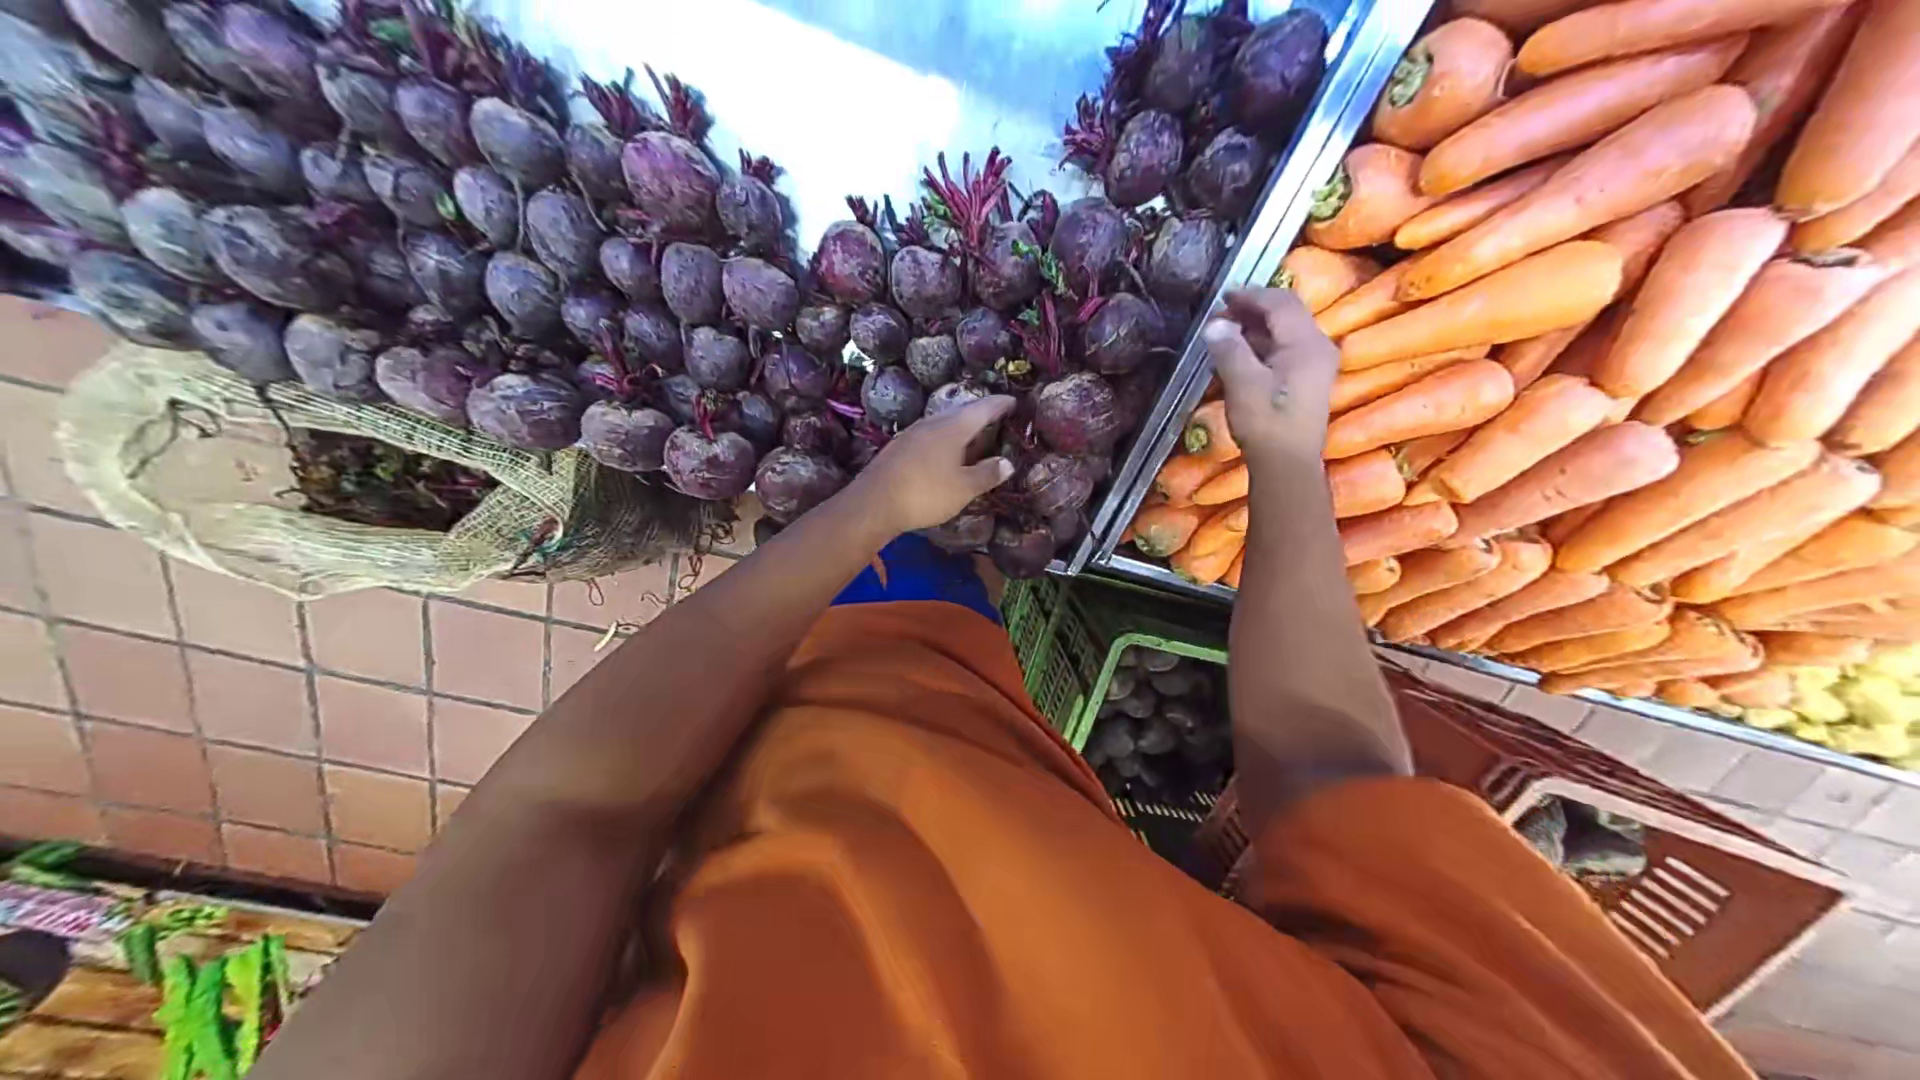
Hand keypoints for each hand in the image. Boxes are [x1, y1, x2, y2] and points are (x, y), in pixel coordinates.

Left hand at [844, 394, 1017, 535]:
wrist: (874, 503)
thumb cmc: (925, 494)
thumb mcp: (963, 488)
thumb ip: (987, 474)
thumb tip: (1007, 463)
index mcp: (953, 428)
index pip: (982, 409)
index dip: (1000, 405)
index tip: (1013, 402)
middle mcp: (932, 423)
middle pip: (960, 412)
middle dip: (979, 412)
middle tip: (995, 416)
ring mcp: (912, 434)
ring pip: (942, 422)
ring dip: (959, 425)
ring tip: (972, 433)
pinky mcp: (898, 447)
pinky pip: (928, 435)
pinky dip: (943, 438)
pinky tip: (943, 451)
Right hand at [1205, 287, 1338, 466]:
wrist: (1286, 465)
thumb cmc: (1266, 423)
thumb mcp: (1242, 383)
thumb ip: (1229, 349)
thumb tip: (1215, 325)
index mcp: (1307, 343)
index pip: (1281, 304)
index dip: (1251, 295)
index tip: (1223, 296)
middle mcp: (1318, 348)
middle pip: (1286, 315)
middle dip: (1253, 310)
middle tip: (1222, 312)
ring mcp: (1315, 366)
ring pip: (1285, 334)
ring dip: (1255, 328)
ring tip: (1226, 331)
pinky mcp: (1306, 383)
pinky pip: (1284, 351)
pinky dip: (1261, 346)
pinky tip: (1240, 353)